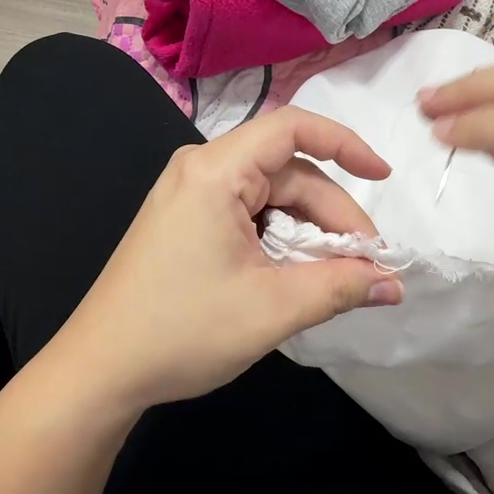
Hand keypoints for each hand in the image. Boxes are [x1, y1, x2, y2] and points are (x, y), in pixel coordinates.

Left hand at [43, 107, 405, 411]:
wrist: (101, 367)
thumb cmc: (182, 330)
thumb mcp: (270, 309)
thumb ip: (339, 287)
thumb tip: (392, 283)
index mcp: (215, 170)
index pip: (291, 127)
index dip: (344, 143)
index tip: (383, 177)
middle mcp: (201, 168)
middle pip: (285, 171)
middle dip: (330, 213)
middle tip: (369, 265)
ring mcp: (189, 193)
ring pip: (268, 195)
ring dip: (306, 230)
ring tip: (336, 277)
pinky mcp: (185, 218)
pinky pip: (246, 212)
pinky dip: (278, 237)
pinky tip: (295, 274)